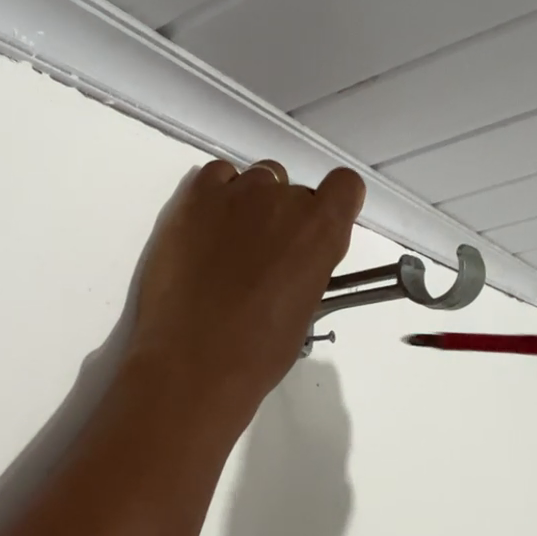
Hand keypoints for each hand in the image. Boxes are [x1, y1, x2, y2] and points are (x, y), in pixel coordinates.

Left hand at [127, 160, 365, 412]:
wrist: (191, 360)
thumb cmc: (256, 350)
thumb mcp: (304, 308)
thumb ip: (308, 266)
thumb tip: (291, 259)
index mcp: (320, 229)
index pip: (345, 186)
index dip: (331, 204)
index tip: (314, 228)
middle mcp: (283, 199)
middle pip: (291, 189)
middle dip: (280, 215)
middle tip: (259, 255)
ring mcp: (236, 192)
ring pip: (253, 180)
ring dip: (247, 205)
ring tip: (224, 247)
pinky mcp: (193, 197)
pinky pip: (214, 176)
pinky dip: (213, 196)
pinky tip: (202, 231)